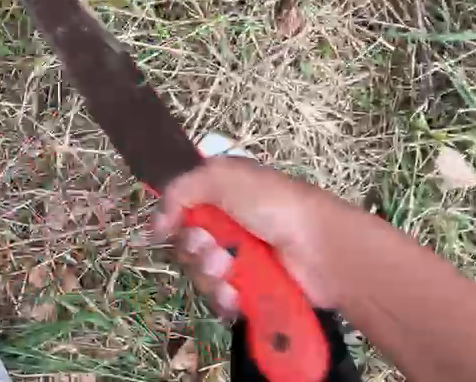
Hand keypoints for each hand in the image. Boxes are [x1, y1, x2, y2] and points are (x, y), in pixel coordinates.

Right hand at [153, 157, 350, 314]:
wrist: (320, 249)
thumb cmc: (272, 203)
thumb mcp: (220, 177)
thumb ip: (179, 190)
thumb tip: (156, 223)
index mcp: (219, 189)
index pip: (180, 205)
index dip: (170, 218)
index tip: (165, 228)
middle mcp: (226, 222)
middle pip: (186, 241)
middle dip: (193, 248)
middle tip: (210, 247)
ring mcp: (239, 256)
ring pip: (201, 272)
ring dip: (208, 273)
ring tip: (228, 270)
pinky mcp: (250, 289)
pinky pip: (220, 298)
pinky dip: (223, 298)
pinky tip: (235, 295)